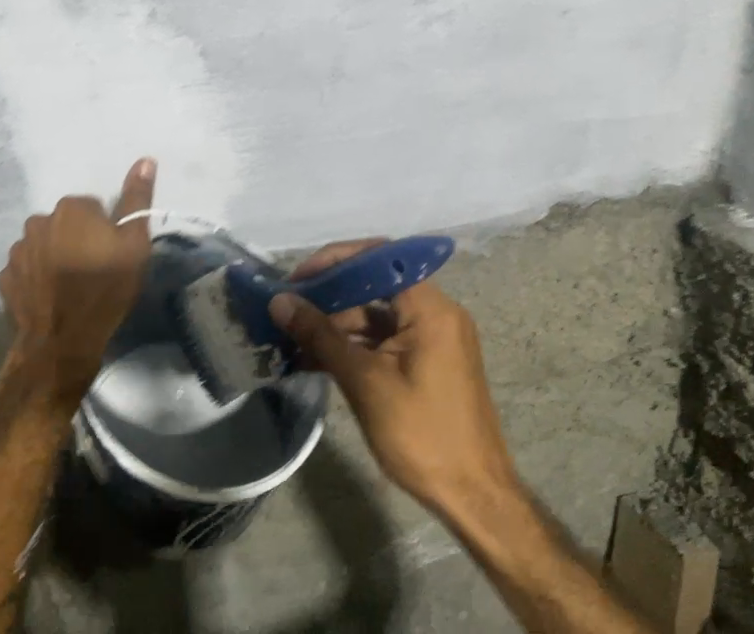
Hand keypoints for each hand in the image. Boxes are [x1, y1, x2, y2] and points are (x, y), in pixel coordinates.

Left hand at [0, 157, 156, 406]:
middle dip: (77, 241)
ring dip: (54, 258)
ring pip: (43, 246)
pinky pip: (25, 271)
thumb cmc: (105, 288)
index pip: (93, 209)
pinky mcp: (5, 278)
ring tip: (70, 288)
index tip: (111, 255)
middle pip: (65, 225)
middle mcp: (38, 221)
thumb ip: (137, 199)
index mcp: (70, 208)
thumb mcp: (134, 244)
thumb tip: (145, 159)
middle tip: (93, 272)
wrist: (63, 340)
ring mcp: (17, 250)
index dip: (106, 232)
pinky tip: (49, 298)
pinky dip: (35, 279)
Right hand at [270, 240, 521, 514]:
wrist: (473, 496)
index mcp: (431, 309)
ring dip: (335, 324)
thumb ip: (321, 335)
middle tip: (286, 310)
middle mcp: (436, 314)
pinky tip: (316, 360)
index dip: (335, 260)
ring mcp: (433, 339)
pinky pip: (384, 338)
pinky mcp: (427, 362)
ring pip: (376, 314)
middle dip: (329, 294)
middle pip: (375, 284)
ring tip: (291, 340)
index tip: (297, 279)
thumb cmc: (421, 434)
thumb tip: (280, 301)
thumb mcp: (365, 382)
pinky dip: (352, 345)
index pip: (380, 258)